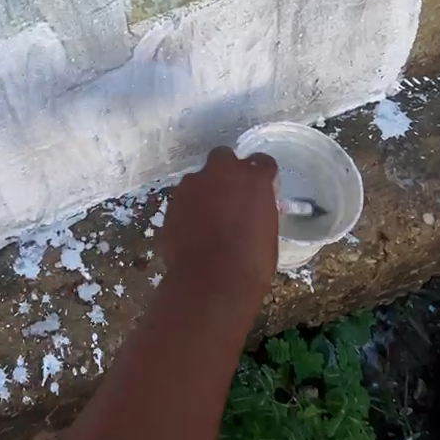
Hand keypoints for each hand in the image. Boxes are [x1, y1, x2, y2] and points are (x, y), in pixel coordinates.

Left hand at [158, 146, 279, 313]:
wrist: (210, 283)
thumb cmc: (251, 263)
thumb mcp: (267, 232)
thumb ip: (258, 209)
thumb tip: (251, 210)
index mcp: (251, 178)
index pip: (262, 162)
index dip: (262, 174)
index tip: (262, 187)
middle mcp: (219, 172)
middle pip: (223, 157)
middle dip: (227, 171)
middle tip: (231, 196)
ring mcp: (190, 185)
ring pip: (199, 179)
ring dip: (204, 192)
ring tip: (209, 221)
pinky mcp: (171, 202)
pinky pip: (184, 200)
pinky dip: (189, 210)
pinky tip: (193, 232)